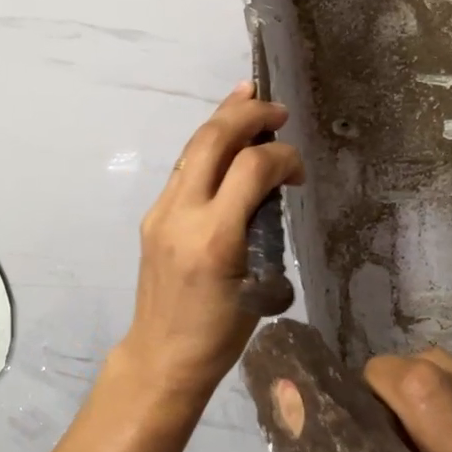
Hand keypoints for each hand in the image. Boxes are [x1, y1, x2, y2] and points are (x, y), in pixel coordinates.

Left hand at [116, 83, 301, 396]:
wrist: (161, 356)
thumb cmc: (221, 333)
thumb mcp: (259, 284)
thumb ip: (261, 227)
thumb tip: (270, 183)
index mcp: (215, 238)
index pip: (251, 169)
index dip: (281, 156)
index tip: (297, 169)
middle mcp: (182, 214)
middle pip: (213, 141)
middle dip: (247, 116)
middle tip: (277, 110)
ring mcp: (162, 211)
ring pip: (193, 147)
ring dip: (223, 117)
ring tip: (248, 95)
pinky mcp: (153, 214)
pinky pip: (184, 166)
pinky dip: (207, 144)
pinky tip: (223, 133)